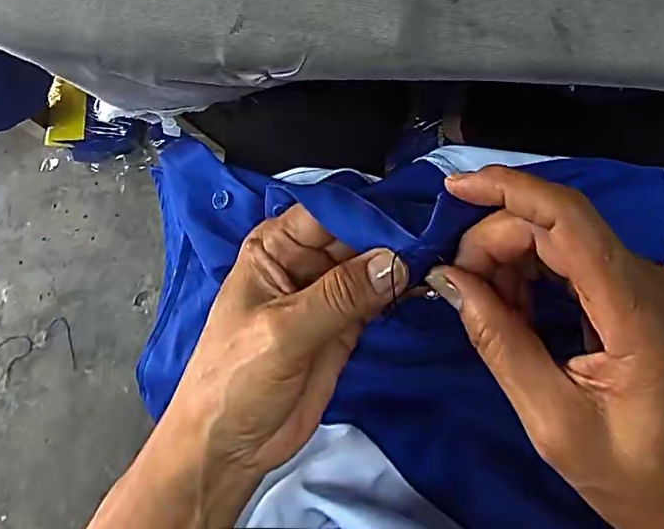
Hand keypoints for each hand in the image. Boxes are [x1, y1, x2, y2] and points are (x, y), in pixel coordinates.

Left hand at [88, 205, 406, 528]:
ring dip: (403, 260)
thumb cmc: (232, 383)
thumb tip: (394, 261)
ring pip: (374, 261)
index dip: (367, 211)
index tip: (409, 214)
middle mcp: (304, 258)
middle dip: (393, 234)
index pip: (329, 211)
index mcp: (276, 245)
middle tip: (434, 235)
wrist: (226, 453)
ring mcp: (328, 290)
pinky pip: (380, 294)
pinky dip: (402, 290)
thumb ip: (339, 295)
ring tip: (437, 255)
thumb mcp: (283, 332)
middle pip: (357, 232)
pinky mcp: (348, 320)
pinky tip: (427, 284)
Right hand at [427, 165, 663, 528]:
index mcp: (639, 311)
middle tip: (461, 282)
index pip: (570, 218)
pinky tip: (524, 308)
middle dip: (501, 240)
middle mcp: (655, 279)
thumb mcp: (558, 427)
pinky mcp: (656, 292)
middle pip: (563, 227)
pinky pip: (588, 260)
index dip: (510, 188)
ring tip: (492, 305)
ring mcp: (660, 282)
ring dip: (520, 257)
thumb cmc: (646, 485)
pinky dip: (545, 272)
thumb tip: (451, 281)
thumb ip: (501, 345)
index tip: (458, 186)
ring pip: (572, 239)